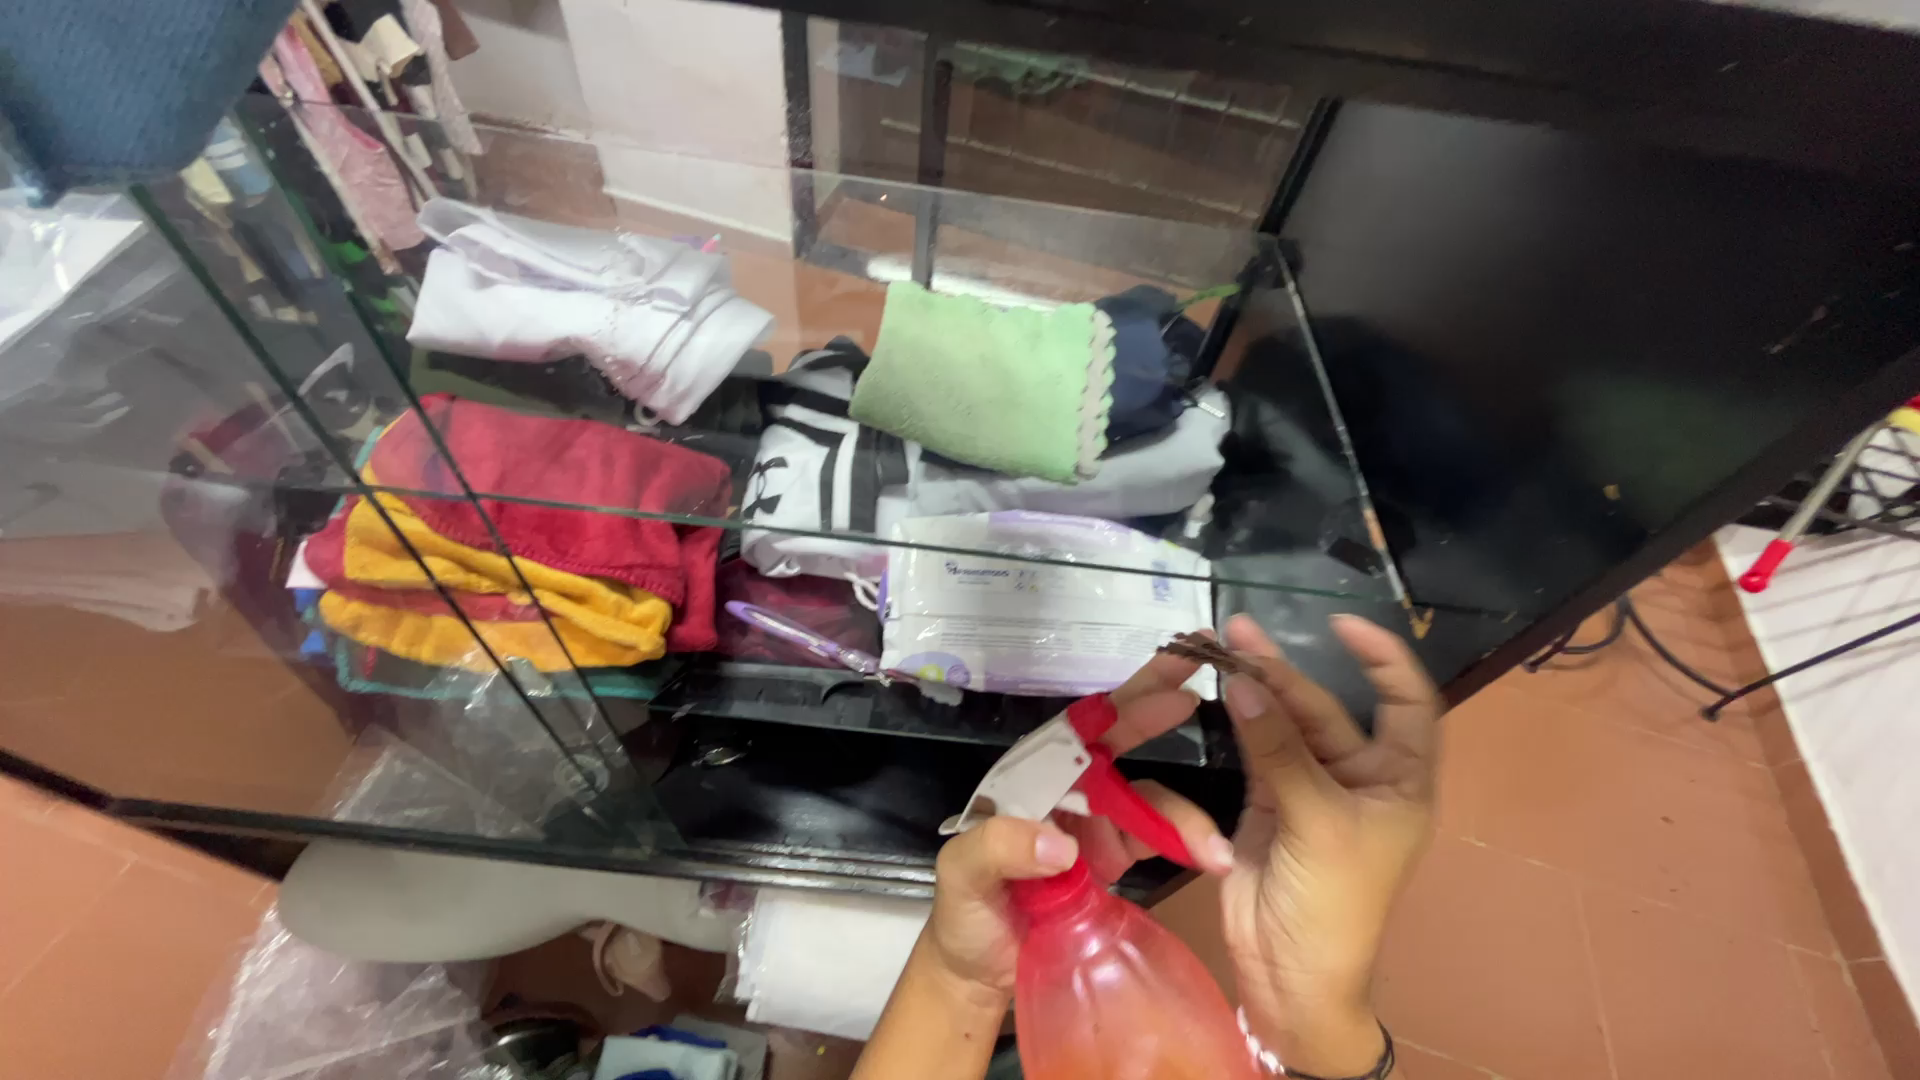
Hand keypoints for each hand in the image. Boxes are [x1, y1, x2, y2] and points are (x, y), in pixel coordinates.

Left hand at [923, 652, 1233, 1001]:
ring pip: (1147, 801)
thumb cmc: (964, 910)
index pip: (1074, 731)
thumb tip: (1062, 845)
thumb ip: (999, 849)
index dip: (1117, 708)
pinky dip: (1184, 846)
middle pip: (1115, 742)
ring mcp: (1094, 823)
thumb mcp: (963, 874)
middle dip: (1153, 710)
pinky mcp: (1114, 858)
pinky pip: (1155, 841)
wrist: (980, 968)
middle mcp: (1065, 789)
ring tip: (1212, 847)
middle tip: (1194, 684)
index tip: (1162, 689)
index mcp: (1029, 778)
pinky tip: (1211, 860)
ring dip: (1183, 817)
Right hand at [1219, 613, 1442, 1075]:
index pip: (1407, 703)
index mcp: (1399, 781)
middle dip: (1284, 671)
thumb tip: (1243, 683)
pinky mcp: (1269, 797)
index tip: (1340, 623)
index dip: (1381, 659)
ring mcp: (1310, 785)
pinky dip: (1239, 719)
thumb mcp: (1317, 823)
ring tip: (1220, 644)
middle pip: (1324, 708)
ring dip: (1255, 687)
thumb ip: (1279, 751)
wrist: (1289, 972)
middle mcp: (1359, 775)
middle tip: (1237, 631)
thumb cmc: (1334, 904)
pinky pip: (1256, 746)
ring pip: (1284, 723)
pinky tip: (1220, 689)